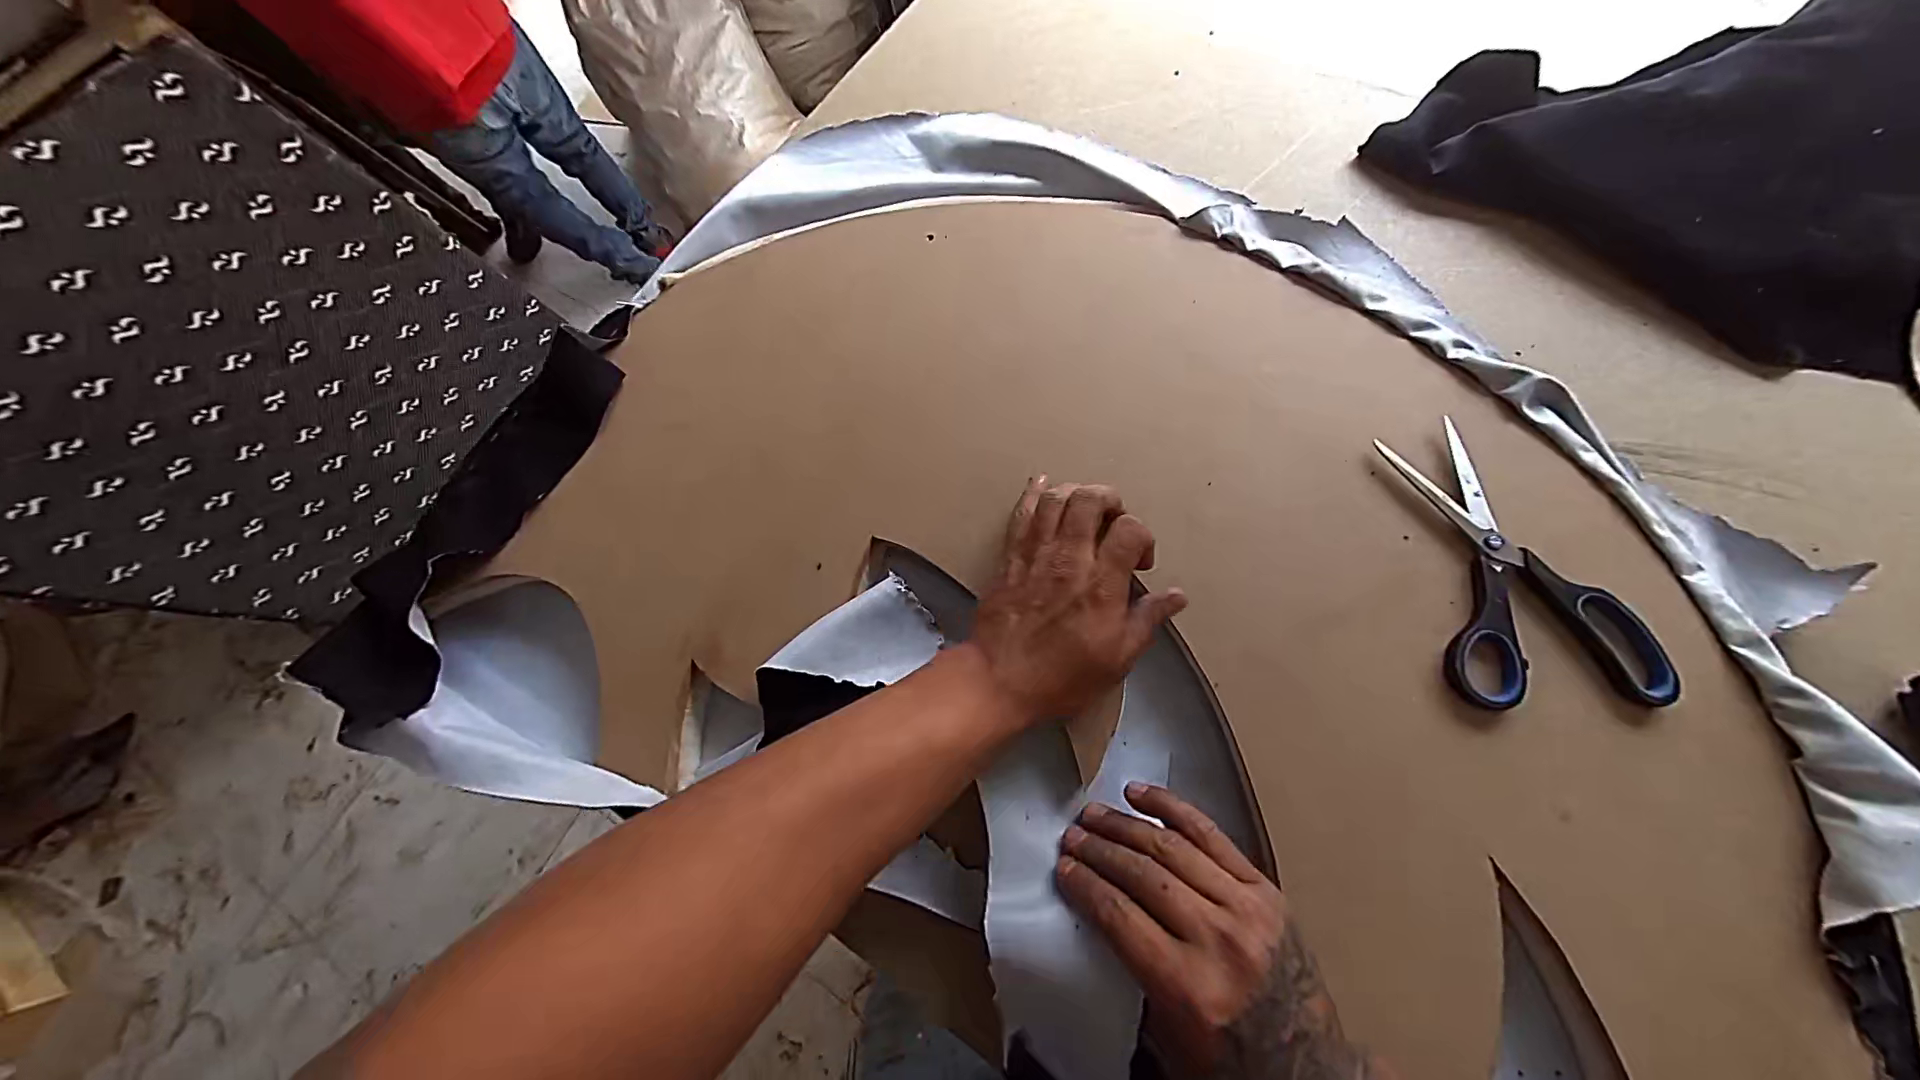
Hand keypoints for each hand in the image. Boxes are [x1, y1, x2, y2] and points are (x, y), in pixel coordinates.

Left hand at [968, 478, 1186, 724]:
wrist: (999, 680)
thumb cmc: (1060, 677)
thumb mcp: (1117, 659)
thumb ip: (1147, 620)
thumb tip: (1174, 596)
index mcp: (1101, 585)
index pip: (1130, 530)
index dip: (1142, 536)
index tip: (1140, 560)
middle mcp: (1069, 560)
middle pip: (1090, 500)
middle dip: (1110, 500)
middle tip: (1114, 521)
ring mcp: (1036, 556)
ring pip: (1055, 500)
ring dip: (1075, 493)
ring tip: (1085, 507)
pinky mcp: (1010, 559)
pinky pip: (1021, 515)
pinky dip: (1033, 495)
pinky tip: (1041, 485)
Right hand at [1057, 784, 1392, 1079]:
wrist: (1308, 1069)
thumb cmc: (1234, 1058)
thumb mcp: (1166, 1032)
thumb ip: (1131, 967)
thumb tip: (1094, 907)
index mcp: (1189, 986)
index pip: (1118, 915)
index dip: (1084, 884)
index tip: (1064, 868)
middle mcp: (1218, 941)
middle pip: (1141, 874)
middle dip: (1098, 850)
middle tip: (1073, 836)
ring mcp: (1246, 909)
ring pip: (1170, 847)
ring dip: (1125, 825)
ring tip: (1096, 814)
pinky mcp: (1264, 890)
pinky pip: (1210, 835)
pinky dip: (1173, 809)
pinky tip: (1144, 796)